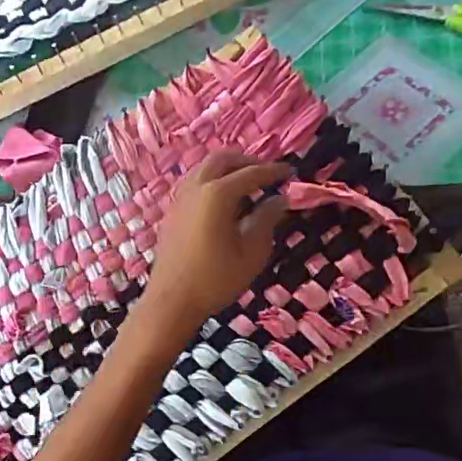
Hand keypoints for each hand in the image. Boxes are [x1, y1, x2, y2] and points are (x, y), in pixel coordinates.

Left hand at [138, 150, 290, 339]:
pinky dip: (212, 181)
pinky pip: (195, 183)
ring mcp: (180, 198)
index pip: (251, 173)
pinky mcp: (172, 212)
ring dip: (227, 169)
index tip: (290, 172)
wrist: (172, 301)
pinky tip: (224, 201)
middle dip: (246, 161)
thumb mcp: (252, 252)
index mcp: (217, 194)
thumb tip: (280, 199)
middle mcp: (196, 188)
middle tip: (266, 173)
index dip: (273, 171)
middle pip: (222, 159)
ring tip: (247, 184)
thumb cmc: (216, 279)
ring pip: (205, 168)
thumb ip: (267, 219)